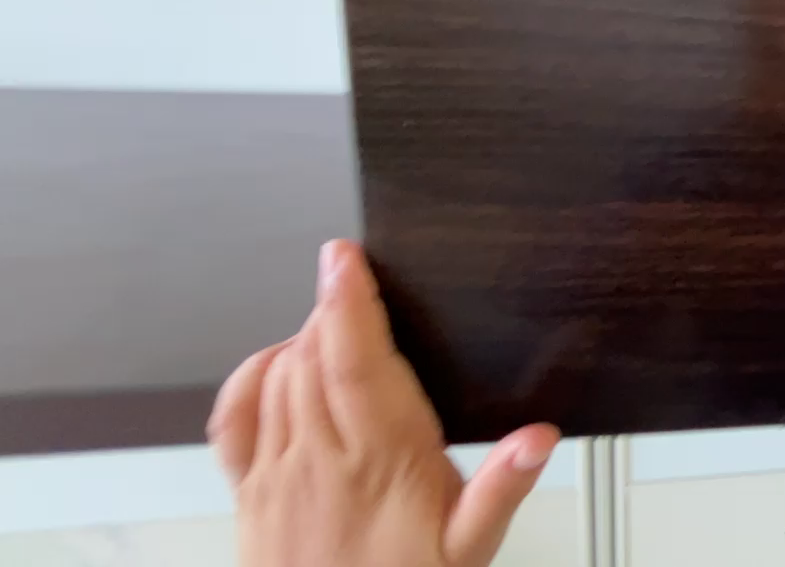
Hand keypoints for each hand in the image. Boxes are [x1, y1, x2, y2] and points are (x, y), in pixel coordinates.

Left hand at [208, 240, 561, 566]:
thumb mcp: (475, 545)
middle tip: (359, 274)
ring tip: (337, 310)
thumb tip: (539, 437)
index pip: (356, 366)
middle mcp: (321, 461)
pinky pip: (233, 422)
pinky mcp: (250, 495)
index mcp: (382, 460)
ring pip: (276, 380)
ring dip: (303, 334)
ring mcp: (277, 477)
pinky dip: (251, 377)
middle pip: (312, 359)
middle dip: (331, 305)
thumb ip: (504, 488)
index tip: (344, 259)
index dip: (348, 306)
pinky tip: (278, 359)